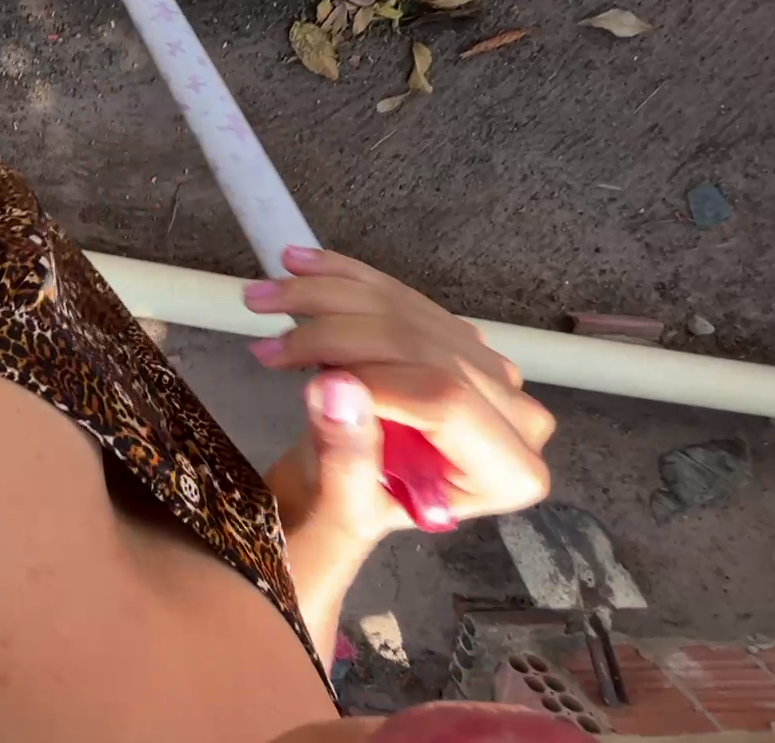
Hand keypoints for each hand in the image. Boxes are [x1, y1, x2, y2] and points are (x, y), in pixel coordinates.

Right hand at [246, 247, 554, 543]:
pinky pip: (397, 294)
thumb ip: (346, 454)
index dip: (369, 378)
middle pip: (420, 345)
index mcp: (508, 471)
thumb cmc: (344, 511)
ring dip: (323, 293)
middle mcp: (515, 413)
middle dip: (329, 327)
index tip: (295, 374)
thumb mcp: (340, 504)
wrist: (339, 492)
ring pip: (403, 309)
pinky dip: (339, 276)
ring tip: (260, 295)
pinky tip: (296, 263)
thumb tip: (335, 387)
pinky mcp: (453, 340)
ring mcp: (488, 370)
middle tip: (259, 322)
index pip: (444, 402)